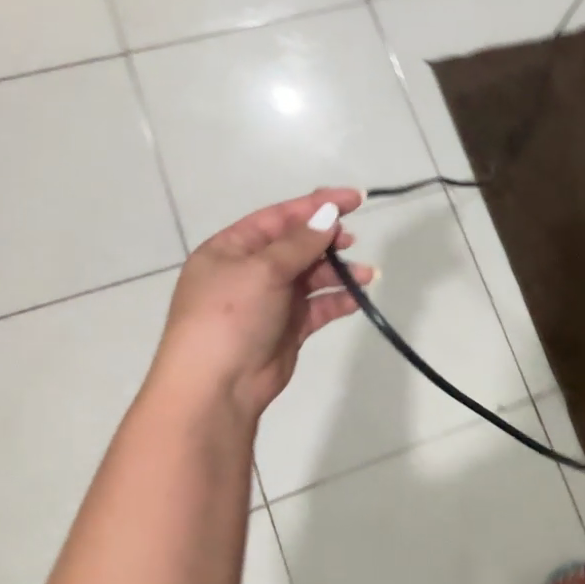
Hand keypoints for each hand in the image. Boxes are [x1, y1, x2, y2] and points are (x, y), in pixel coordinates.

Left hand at [153, 188, 376, 418]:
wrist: (217, 385)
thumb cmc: (230, 317)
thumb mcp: (262, 271)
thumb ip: (301, 243)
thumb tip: (329, 215)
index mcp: (232, 249)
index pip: (280, 217)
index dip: (317, 205)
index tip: (356, 198)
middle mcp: (250, 271)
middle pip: (297, 245)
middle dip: (328, 241)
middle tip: (353, 241)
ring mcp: (270, 300)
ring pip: (312, 277)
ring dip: (339, 272)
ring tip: (367, 275)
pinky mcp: (288, 328)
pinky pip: (318, 306)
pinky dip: (339, 300)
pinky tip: (359, 298)